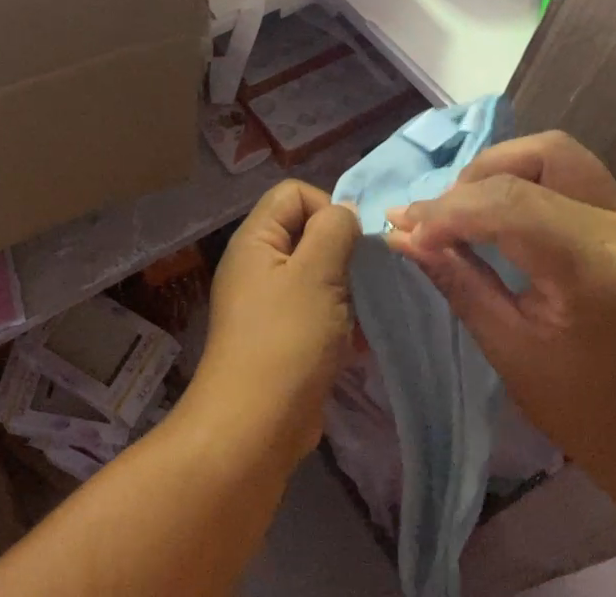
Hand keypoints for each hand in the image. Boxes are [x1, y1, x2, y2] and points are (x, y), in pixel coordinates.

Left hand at [183, 180, 359, 469]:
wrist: (254, 424)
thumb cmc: (287, 339)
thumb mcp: (317, 273)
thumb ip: (334, 230)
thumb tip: (342, 212)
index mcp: (255, 239)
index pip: (294, 193)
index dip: (327, 209)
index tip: (351, 246)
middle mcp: (256, 264)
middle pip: (307, 233)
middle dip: (342, 255)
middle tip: (361, 285)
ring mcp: (265, 303)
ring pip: (317, 276)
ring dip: (345, 294)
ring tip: (360, 320)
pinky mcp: (280, 338)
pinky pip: (315, 313)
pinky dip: (339, 325)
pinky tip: (357, 348)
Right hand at [385, 132, 615, 495]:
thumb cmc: (580, 409)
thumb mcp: (506, 348)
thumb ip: (455, 278)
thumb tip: (399, 234)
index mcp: (597, 273)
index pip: (509, 205)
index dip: (447, 210)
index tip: (404, 231)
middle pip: (541, 156)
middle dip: (474, 179)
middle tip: (437, 220)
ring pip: (556, 154)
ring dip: (500, 171)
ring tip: (464, 213)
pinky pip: (569, 175)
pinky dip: (522, 181)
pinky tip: (495, 215)